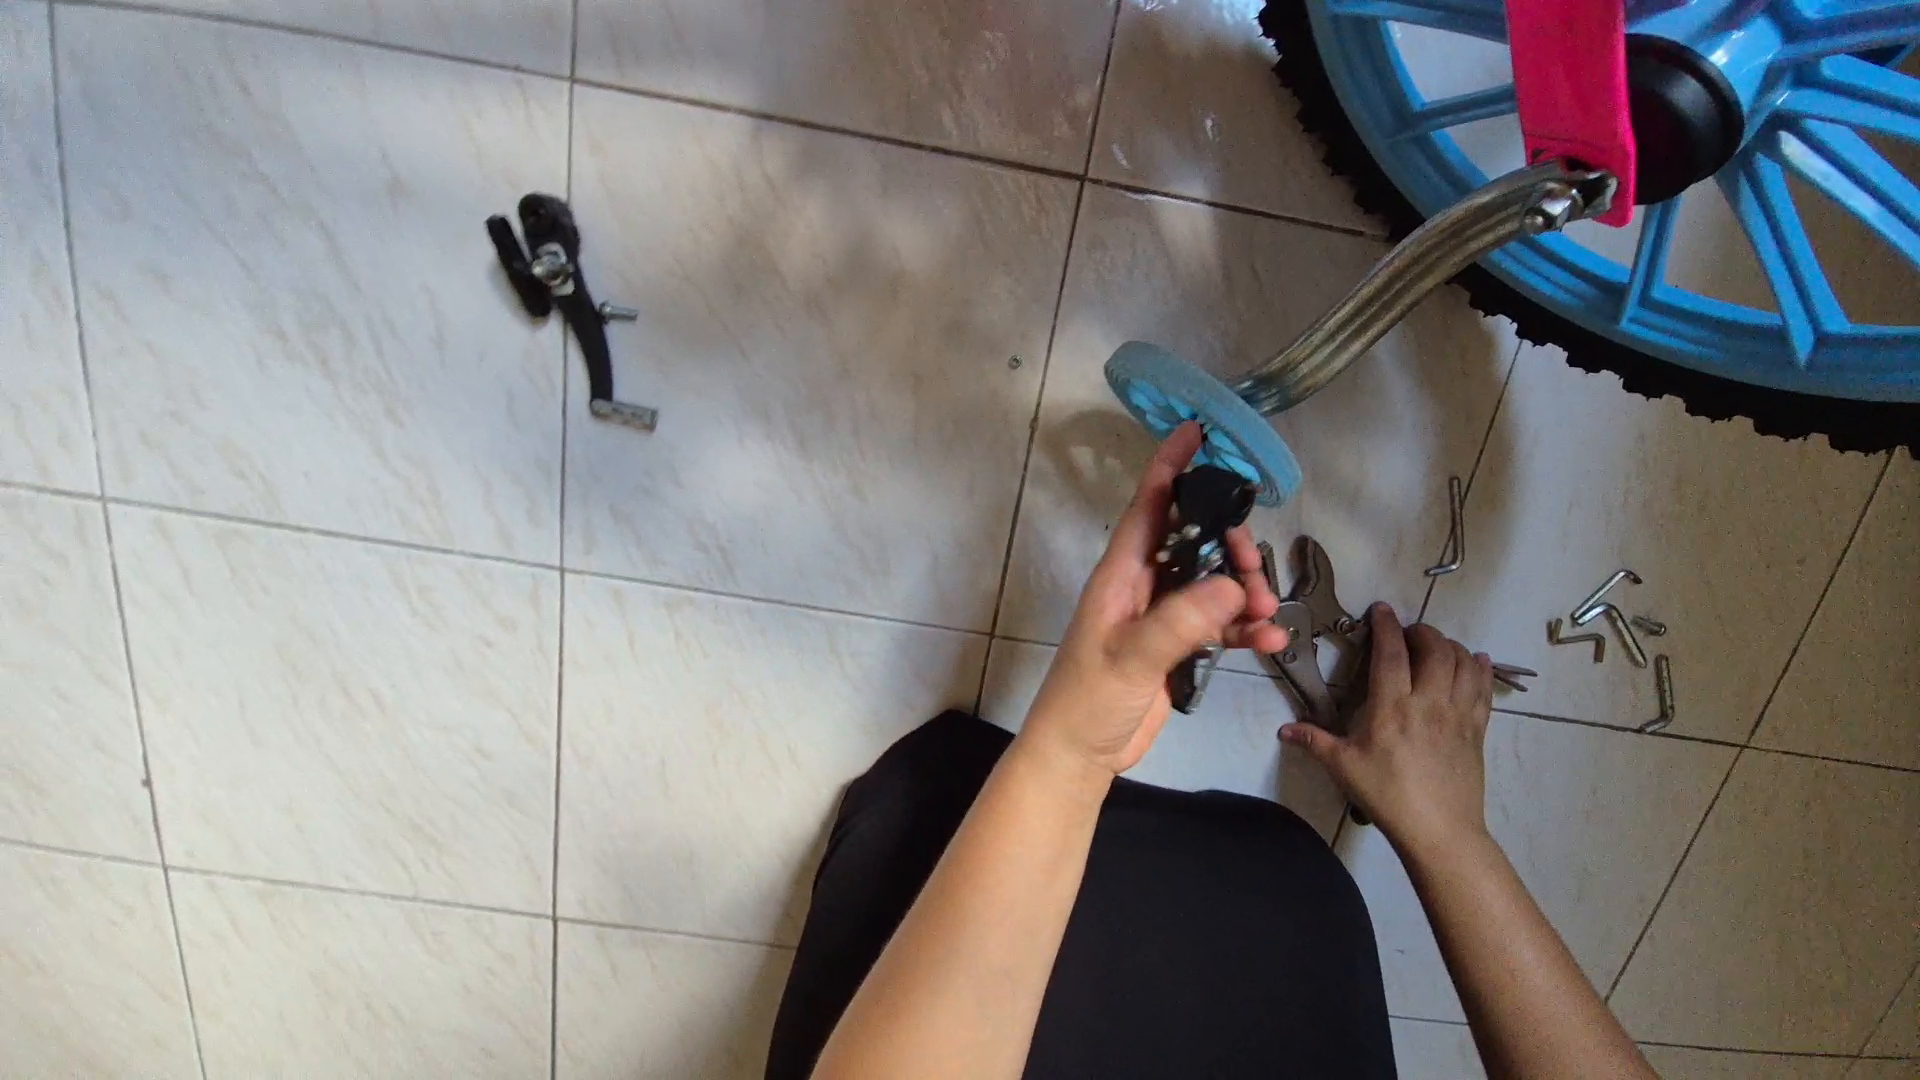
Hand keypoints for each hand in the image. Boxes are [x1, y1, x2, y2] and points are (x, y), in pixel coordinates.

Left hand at [1016, 423, 1289, 779]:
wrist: (1080, 751)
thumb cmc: (1089, 698)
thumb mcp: (1130, 658)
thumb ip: (1179, 622)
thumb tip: (1232, 587)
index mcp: (1119, 575)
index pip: (1147, 507)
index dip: (1169, 467)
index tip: (1195, 432)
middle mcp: (1141, 586)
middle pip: (1193, 542)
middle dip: (1228, 545)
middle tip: (1253, 568)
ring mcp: (1159, 616)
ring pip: (1210, 583)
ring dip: (1242, 592)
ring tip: (1267, 613)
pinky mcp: (1175, 647)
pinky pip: (1217, 625)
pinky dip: (1243, 629)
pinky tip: (1270, 643)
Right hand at [1280, 604, 1493, 853]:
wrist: (1440, 830)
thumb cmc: (1387, 794)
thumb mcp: (1343, 766)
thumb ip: (1314, 741)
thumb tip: (1283, 730)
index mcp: (1393, 706)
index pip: (1392, 653)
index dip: (1386, 626)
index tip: (1380, 608)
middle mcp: (1429, 702)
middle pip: (1435, 650)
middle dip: (1421, 632)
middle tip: (1406, 631)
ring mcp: (1458, 714)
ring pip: (1462, 663)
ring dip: (1449, 645)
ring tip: (1434, 643)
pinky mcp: (1477, 730)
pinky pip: (1483, 688)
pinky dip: (1479, 668)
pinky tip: (1475, 660)